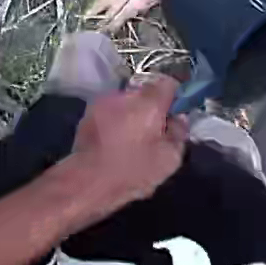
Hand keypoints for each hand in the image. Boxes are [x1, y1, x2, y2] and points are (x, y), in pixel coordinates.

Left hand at [50, 74, 188, 230]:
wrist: (86, 180)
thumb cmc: (132, 171)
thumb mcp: (169, 160)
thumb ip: (179, 134)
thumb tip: (178, 118)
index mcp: (148, 102)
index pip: (169, 83)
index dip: (175, 97)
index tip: (176, 114)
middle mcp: (125, 95)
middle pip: (146, 94)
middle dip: (152, 109)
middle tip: (154, 133)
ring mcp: (103, 101)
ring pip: (126, 103)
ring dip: (132, 115)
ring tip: (131, 140)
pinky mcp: (88, 112)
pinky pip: (110, 111)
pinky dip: (115, 121)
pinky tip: (113, 142)